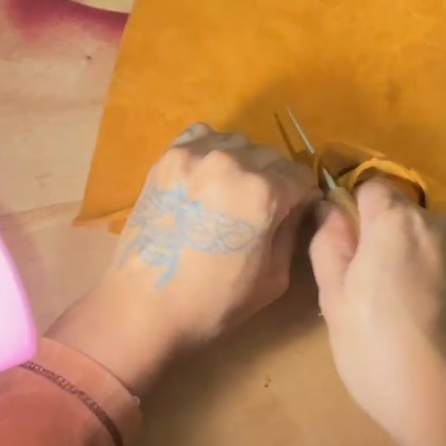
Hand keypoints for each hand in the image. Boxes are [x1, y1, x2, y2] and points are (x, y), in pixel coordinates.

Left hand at [50, 124, 318, 392]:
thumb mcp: (274, 278)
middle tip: (260, 212)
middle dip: (275, 181)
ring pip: (240, 144)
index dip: (301, 198)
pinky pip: (202, 137)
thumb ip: (293, 232)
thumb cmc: (214, 304)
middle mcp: (232, 163)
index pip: (301, 177)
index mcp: (263, 193)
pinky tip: (207, 180)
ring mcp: (195, 156)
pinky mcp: (167, 159)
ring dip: (245, 164)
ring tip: (231, 195)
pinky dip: (212, 151)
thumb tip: (300, 206)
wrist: (143, 308)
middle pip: (272, 157)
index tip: (292, 215)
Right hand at [309, 180, 445, 445]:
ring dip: (409, 257)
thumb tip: (330, 209)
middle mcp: (440, 225)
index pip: (372, 184)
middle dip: (381, 237)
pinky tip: (425, 320)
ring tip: (397, 309)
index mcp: (397, 222)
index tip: (343, 242)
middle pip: (402, 213)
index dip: (353, 207)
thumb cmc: (377, 353)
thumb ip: (328, 244)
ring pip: (426, 239)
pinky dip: (433, 277)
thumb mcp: (335, 302)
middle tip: (364, 287)